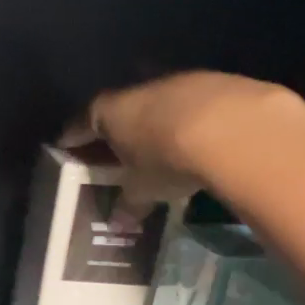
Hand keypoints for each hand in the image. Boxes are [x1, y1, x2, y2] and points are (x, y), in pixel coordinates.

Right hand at [62, 71, 302, 211]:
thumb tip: (118, 223)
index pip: (81, 123)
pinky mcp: (219, 82)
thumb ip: (129, 203)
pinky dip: (193, 121)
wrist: (236, 130)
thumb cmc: (167, 160)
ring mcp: (182, 81)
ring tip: (163, 150)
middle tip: (117, 154)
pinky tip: (202, 142)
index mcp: (110, 112)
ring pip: (161, 104)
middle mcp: (140, 88)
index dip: (73, 138)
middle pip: (121, 110)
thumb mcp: (144, 190)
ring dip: (159, 123)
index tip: (67, 149)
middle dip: (118, 131)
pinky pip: (196, 104)